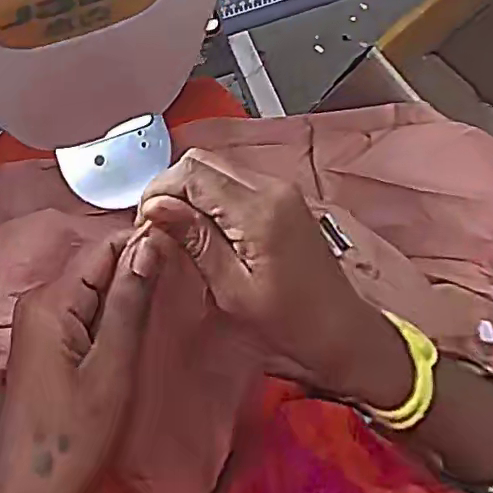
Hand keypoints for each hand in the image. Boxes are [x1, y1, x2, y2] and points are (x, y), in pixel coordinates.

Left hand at [0, 226, 177, 492]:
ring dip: (126, 289)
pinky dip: (110, 311)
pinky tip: (136, 324)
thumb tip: (148, 243)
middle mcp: (37, 301)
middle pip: (95, 264)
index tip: (180, 248)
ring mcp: (37, 322)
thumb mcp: (112, 369)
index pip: (102, 247)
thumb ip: (129, 301)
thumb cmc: (73, 442)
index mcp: (49, 301)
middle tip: (180, 277)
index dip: (142, 242)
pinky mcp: (43, 342)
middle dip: (136, 266)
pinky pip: (82, 308)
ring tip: (166, 298)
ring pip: (91, 286)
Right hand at [139, 149, 411, 411]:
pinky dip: (209, 194)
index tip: (148, 223)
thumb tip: (155, 206)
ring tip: (178, 228)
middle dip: (170, 187)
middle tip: (158, 225)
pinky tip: (204, 226)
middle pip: (201, 161)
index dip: (159, 192)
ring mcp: (279, 188)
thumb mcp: (232, 290)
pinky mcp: (281, 196)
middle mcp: (271, 187)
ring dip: (188, 190)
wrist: (344, 331)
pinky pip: (232, 179)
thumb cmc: (291, 322)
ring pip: (215, 166)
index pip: (192, 173)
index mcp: (259, 211)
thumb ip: (194, 240)